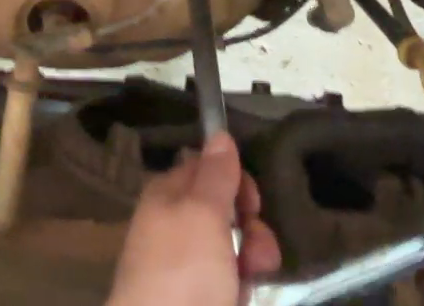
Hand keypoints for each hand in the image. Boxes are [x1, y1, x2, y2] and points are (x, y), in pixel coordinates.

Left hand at [109, 133, 282, 305]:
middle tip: (255, 246)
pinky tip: (240, 298)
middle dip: (251, 226)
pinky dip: (240, 288)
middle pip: (226, 210)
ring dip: (252, 260)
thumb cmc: (181, 272)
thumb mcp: (201, 213)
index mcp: (167, 196)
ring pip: (233, 248)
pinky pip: (230, 282)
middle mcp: (176, 226)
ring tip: (253, 278)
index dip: (234, 179)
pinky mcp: (201, 298)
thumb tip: (220, 134)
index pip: (207, 168)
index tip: (252, 199)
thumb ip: (216, 174)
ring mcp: (188, 266)